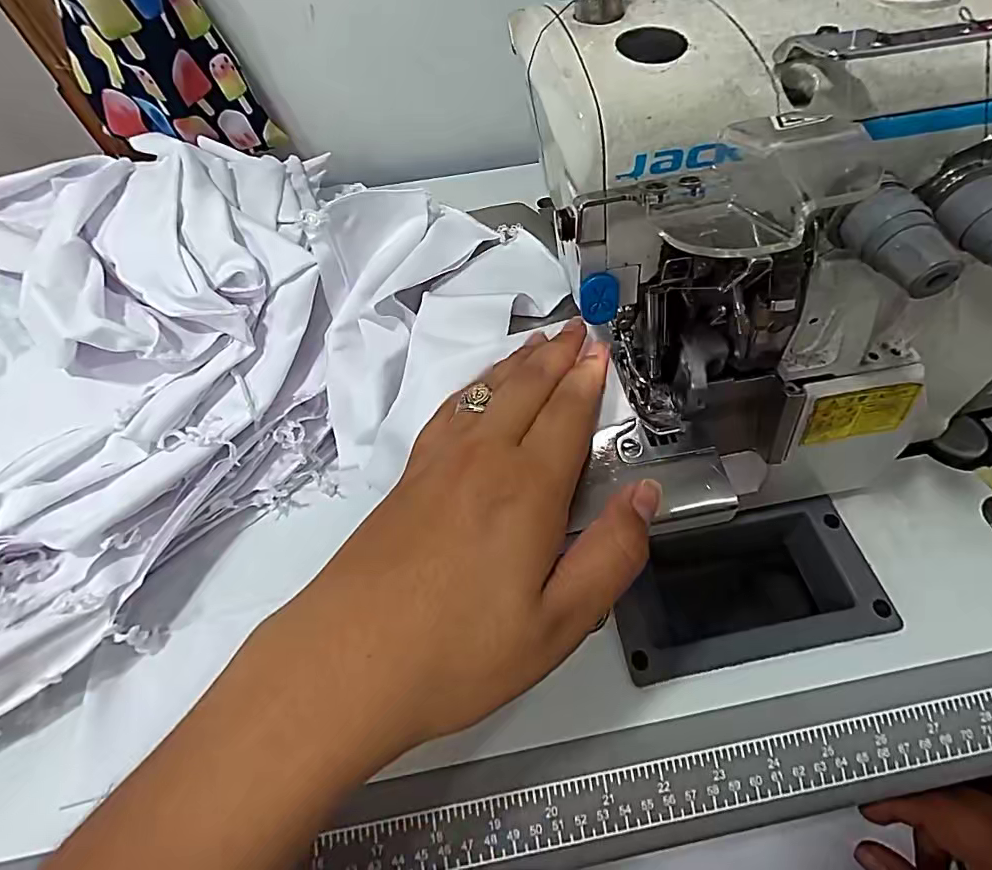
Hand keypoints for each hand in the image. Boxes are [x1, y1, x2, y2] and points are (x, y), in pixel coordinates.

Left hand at [271, 318, 661, 754]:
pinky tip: (477, 389)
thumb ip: (611, 554)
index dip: (588, 379)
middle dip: (557, 355)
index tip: (600, 349)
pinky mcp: (408, 476)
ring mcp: (438, 463)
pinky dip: (474, 387)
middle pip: (526, 388)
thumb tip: (644, 495)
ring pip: (486, 392)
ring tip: (538, 344)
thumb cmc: (459, 652)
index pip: (567, 414)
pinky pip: (450, 411)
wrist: (347, 662)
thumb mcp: (558, 623)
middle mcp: (482, 459)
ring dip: (517, 362)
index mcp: (526, 489)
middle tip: (576, 328)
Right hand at [855, 789, 991, 869]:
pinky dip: (986, 842)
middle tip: (904, 847)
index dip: (890, 797)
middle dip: (923, 819)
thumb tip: (870, 852)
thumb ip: (908, 869)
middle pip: (952, 799)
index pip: (925, 794)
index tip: (872, 805)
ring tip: (940, 865)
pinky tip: (976, 863)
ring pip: (981, 814)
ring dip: (953, 832)